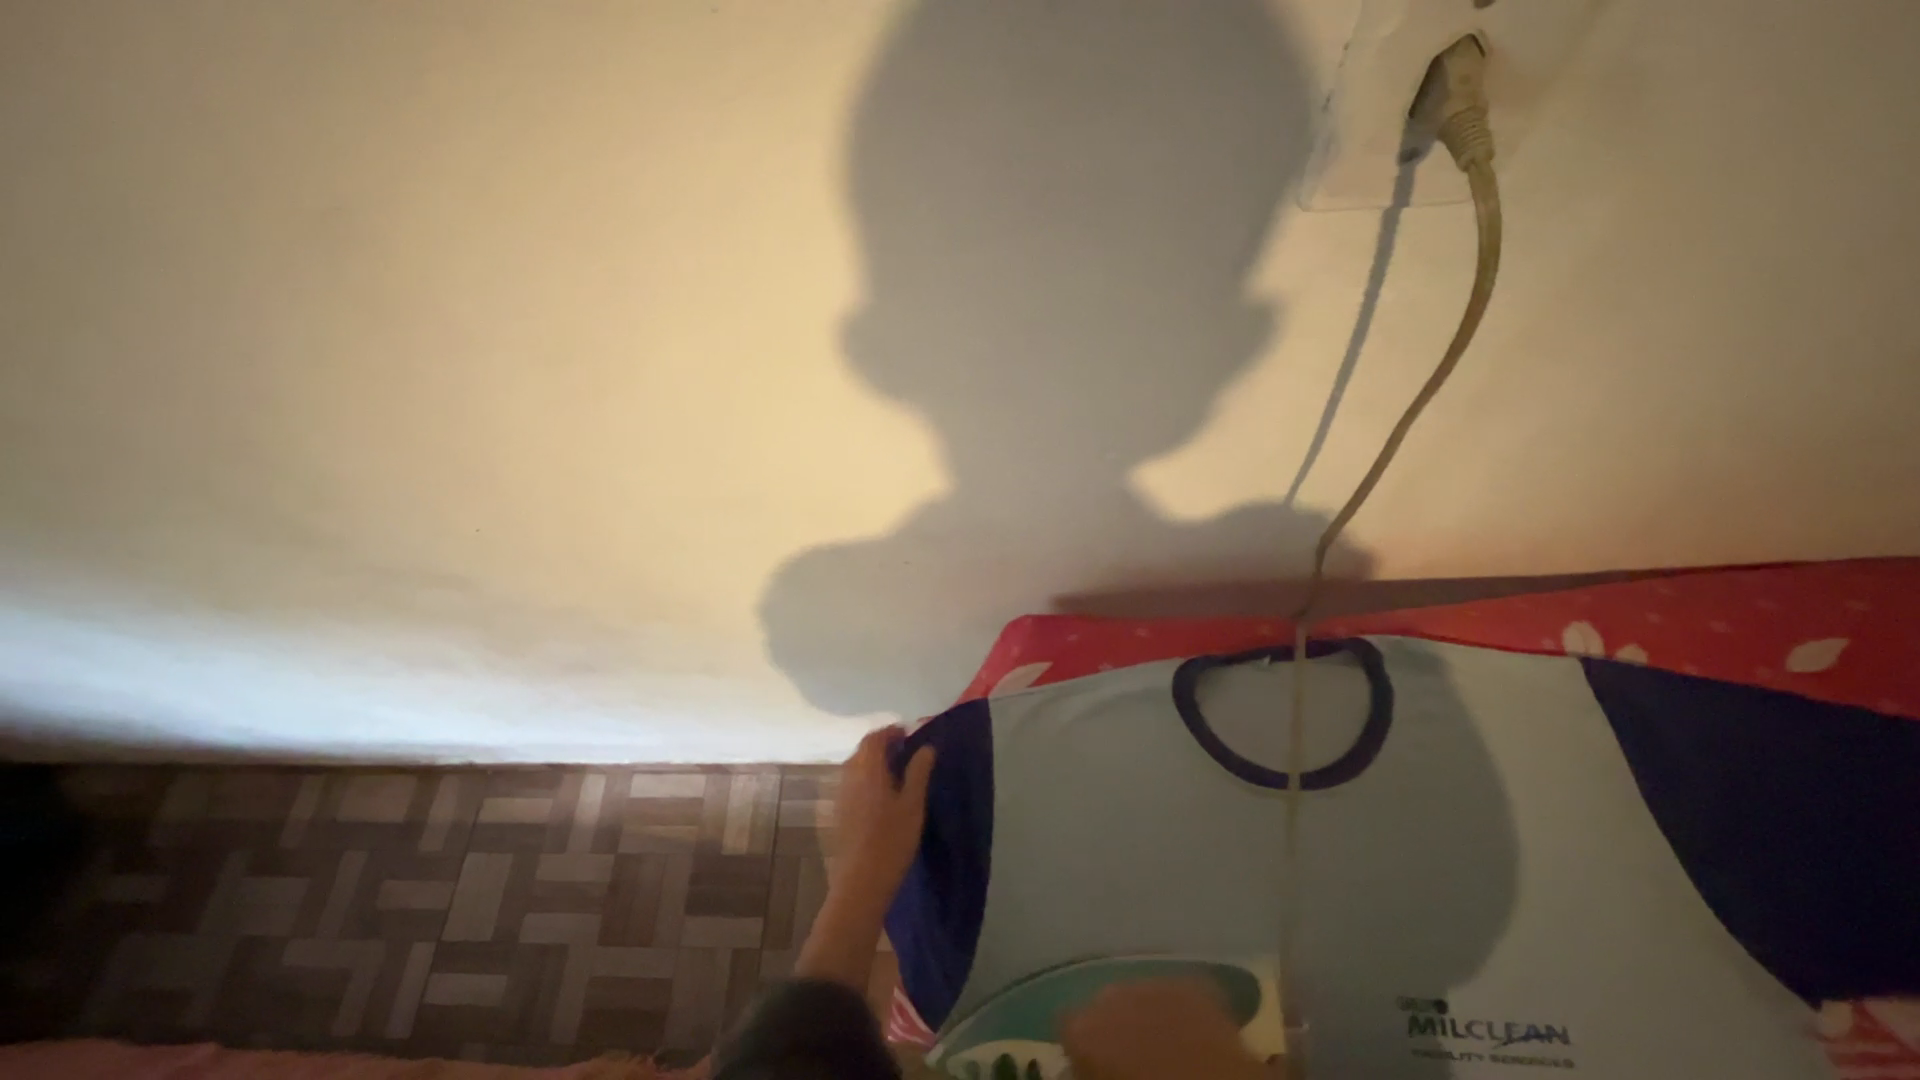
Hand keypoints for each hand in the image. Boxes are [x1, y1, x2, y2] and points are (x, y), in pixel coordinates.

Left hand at [830, 727, 935, 905]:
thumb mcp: (913, 804)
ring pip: (856, 766)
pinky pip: (852, 783)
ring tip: (897, 773)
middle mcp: (849, 776)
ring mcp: (841, 795)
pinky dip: (867, 778)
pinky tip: (882, 795)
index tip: (909, 735)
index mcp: (867, 769)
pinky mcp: (839, 812)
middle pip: (863, 750)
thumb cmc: (892, 840)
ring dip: (874, 762)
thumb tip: (926, 747)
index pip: (874, 738)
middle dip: (882, 745)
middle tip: (906, 752)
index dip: (890, 732)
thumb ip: (919, 772)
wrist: (861, 881)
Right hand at [1060, 978, 1272, 1079]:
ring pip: (1140, 996)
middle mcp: (1110, 994)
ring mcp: (1152, 983)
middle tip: (1133, 1062)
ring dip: (1146, 1016)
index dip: (1081, 1049)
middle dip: (1116, 1028)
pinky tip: (1194, 1036)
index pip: (1066, 1028)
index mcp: (1082, 1028)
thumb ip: (1085, 1074)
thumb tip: (1083, 1070)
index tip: (1093, 1067)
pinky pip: (1177, 995)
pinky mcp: (1192, 983)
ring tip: (1166, 1048)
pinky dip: (1180, 1012)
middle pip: (1104, 1006)